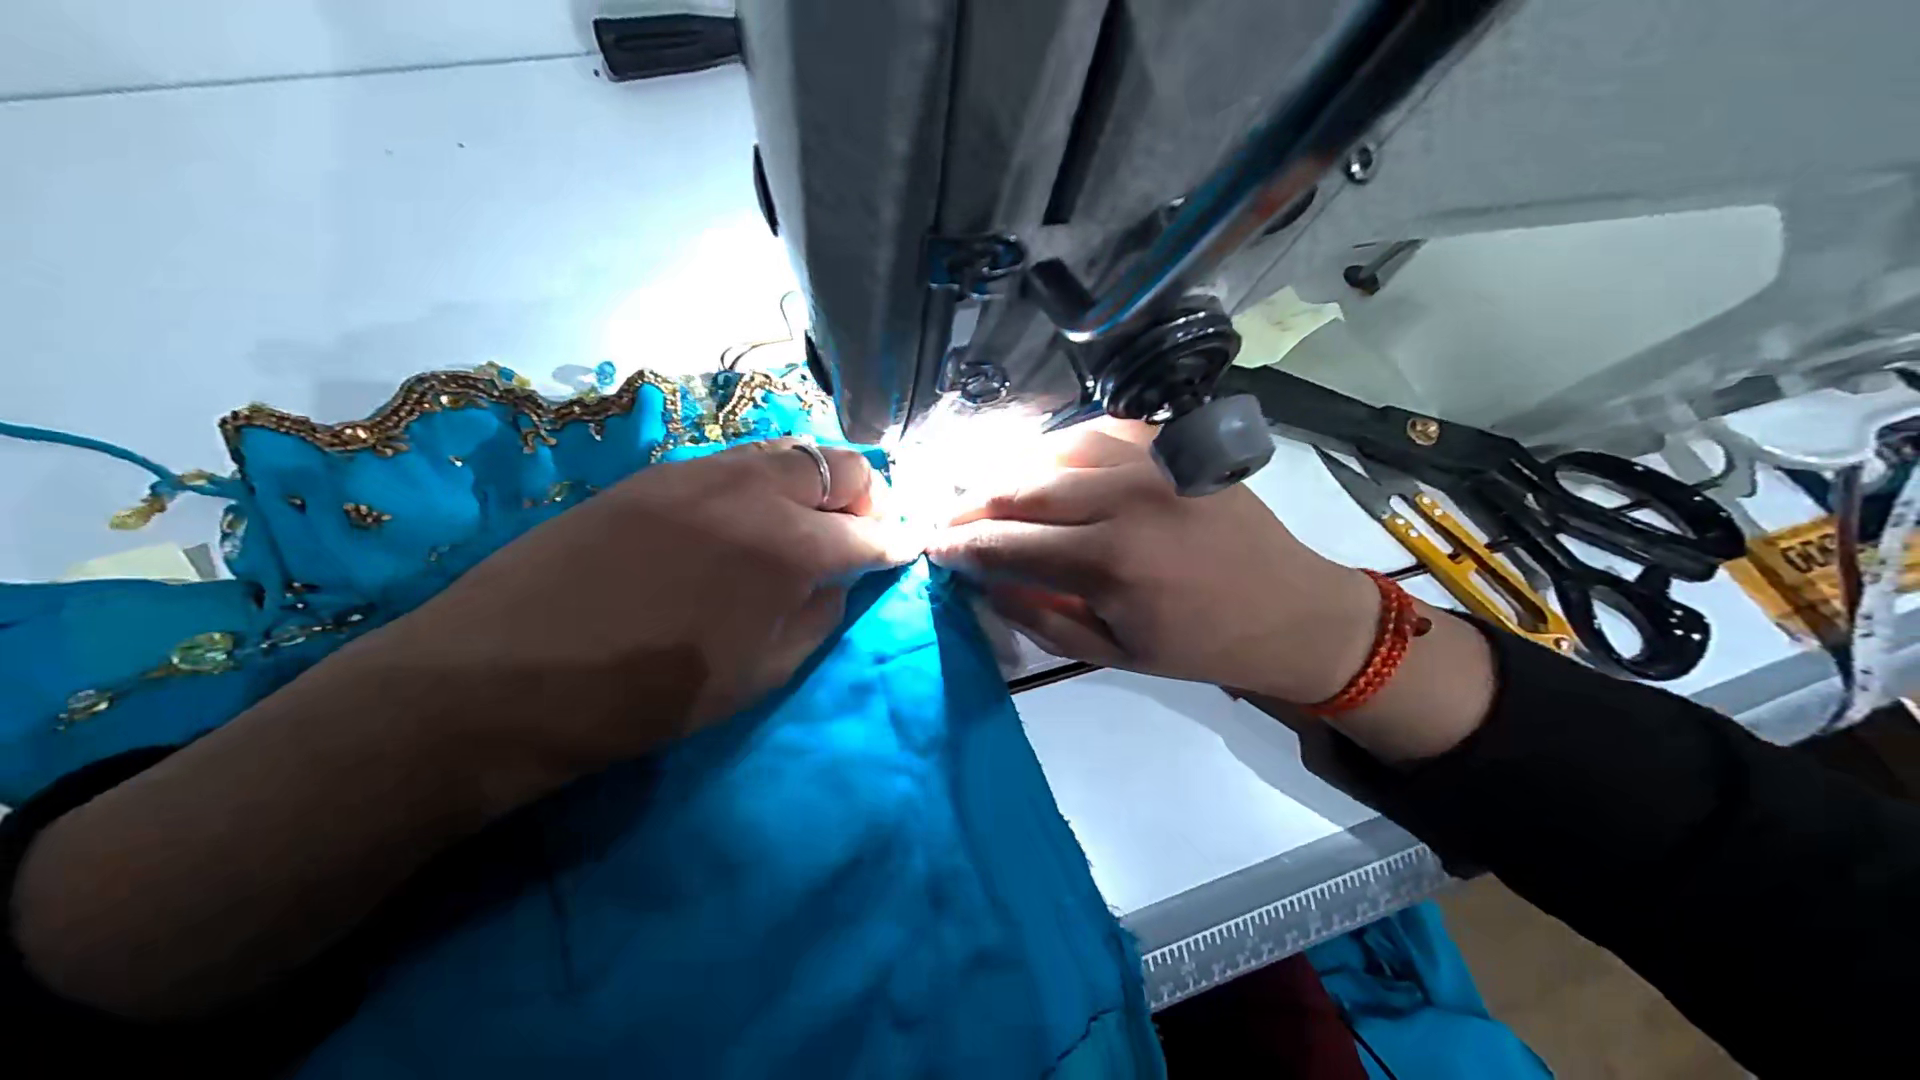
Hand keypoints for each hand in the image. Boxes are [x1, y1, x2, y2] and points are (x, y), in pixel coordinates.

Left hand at [352, 438, 920, 778]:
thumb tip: (838, 581)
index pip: (869, 532)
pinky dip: (763, 482)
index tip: (906, 548)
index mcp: (787, 548)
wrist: (501, 678)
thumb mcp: (757, 676)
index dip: (896, 541)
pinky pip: (734, 462)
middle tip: (859, 533)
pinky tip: (746, 517)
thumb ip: (815, 617)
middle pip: (838, 466)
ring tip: (808, 521)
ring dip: (816, 481)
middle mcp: (751, 491)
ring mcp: (699, 473)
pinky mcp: (654, 475)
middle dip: (866, 497)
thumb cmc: (644, 698)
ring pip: (786, 452)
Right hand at [928, 422, 1378, 703]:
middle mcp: (1124, 499)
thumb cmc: (1200, 644)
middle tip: (945, 516)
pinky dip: (1061, 444)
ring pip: (1052, 451)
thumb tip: (985, 583)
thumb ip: (1040, 617)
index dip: (960, 544)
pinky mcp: (1174, 445)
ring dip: (1009, 470)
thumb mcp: (1113, 653)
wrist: (1291, 609)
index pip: (1007, 543)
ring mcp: (1151, 462)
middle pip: (1019, 487)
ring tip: (985, 491)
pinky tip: (1045, 461)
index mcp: (1109, 562)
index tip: (931, 545)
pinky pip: (1099, 429)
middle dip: (970, 504)